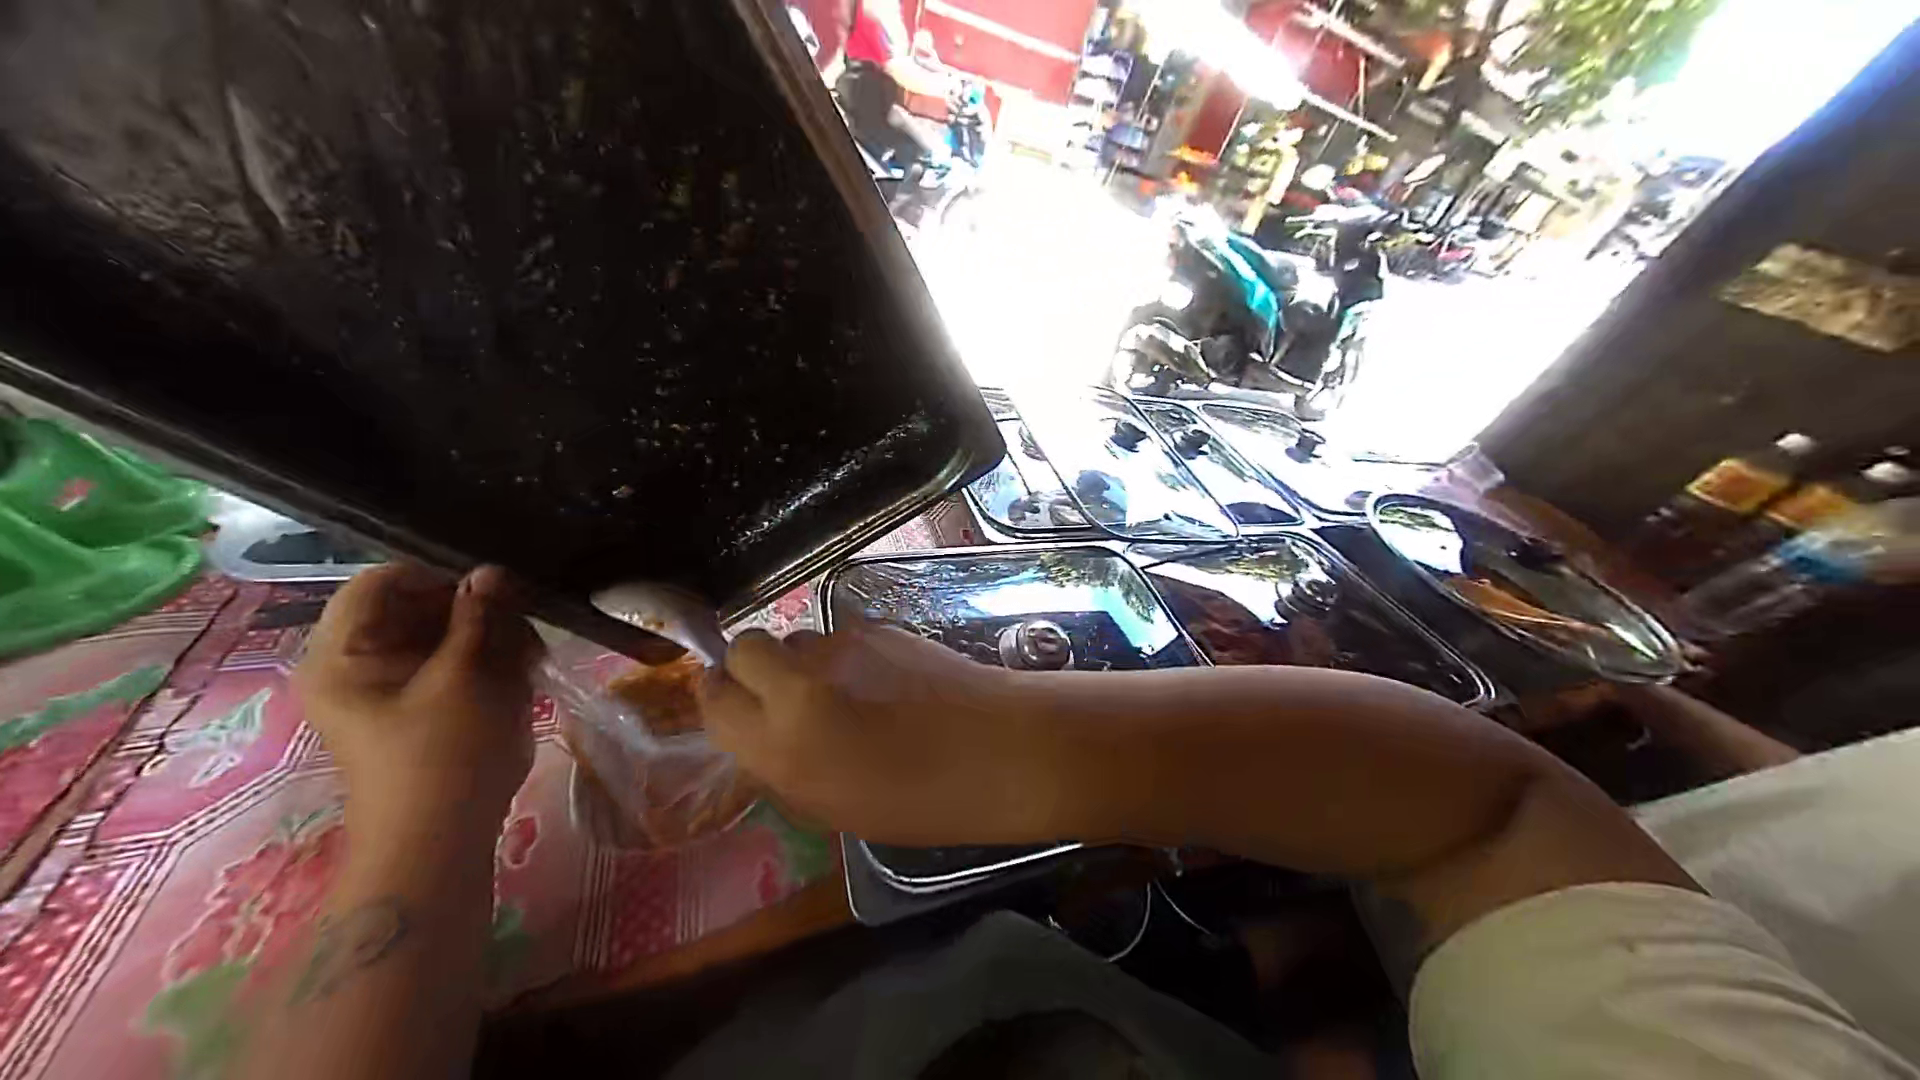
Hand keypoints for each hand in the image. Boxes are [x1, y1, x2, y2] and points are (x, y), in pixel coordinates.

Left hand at [295, 564, 541, 844]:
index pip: (381, 582)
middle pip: (418, 606)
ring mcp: (396, 683)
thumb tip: (492, 571)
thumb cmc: (444, 755)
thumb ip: (478, 618)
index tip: (492, 591)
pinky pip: (460, 659)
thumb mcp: (465, 678)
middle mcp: (363, 662)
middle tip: (522, 627)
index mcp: (344, 654)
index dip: (437, 577)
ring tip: (529, 659)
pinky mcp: (428, 701)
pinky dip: (494, 659)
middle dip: (477, 611)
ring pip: (448, 632)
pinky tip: (524, 673)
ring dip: (494, 636)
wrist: (445, 836)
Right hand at [698, 623, 1063, 846]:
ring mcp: (843, 646)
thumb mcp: (831, 806)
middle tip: (783, 696)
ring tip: (845, 693)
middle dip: (751, 667)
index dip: (721, 699)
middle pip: (745, 646)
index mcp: (783, 742)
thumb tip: (758, 729)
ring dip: (804, 661)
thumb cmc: (919, 800)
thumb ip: (780, 763)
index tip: (736, 709)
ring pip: (797, 637)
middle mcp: (802, 682)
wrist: (998, 748)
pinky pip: (839, 635)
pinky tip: (881, 682)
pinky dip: (844, 655)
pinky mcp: (879, 625)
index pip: (714, 697)